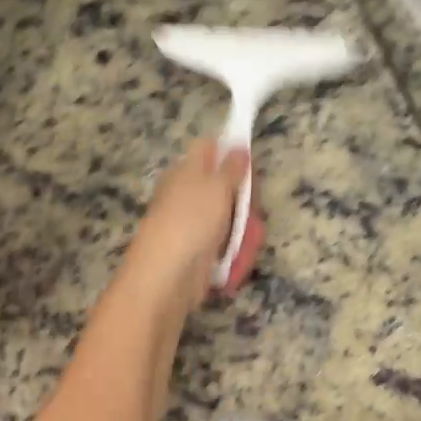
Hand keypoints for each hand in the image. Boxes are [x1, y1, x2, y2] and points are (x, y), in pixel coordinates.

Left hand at [119, 139, 263, 314]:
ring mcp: (197, 228)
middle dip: (248, 208)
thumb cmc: (190, 221)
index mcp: (187, 171)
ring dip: (245, 238)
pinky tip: (234, 266)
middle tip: (252, 218)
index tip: (249, 172)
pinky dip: (235, 258)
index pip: (211, 150)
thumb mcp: (216, 185)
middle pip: (230, 191)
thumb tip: (238, 146)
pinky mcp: (203, 255)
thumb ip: (231, 166)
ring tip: (242, 250)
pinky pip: (228, 250)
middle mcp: (191, 197)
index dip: (233, 157)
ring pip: (234, 224)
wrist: (168, 275)